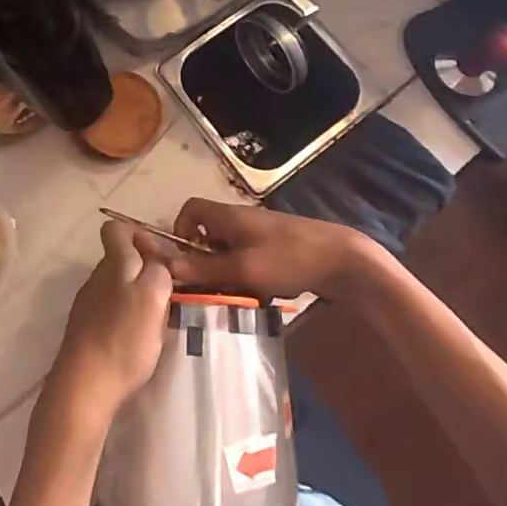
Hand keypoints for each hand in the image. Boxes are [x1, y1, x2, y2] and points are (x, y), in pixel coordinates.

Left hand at [52, 219, 173, 418]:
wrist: (84, 386)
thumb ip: (159, 270)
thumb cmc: (124, 337)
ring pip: (118, 285)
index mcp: (113, 263)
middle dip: (147, 269)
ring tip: (159, 318)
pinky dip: (127, 315)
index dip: (141, 234)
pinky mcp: (86, 328)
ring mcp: (88, 303)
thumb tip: (157, 262)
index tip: (163, 258)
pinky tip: (139, 338)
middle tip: (170, 292)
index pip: (118, 228)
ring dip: (139, 294)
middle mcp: (97, 277)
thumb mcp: (154, 296)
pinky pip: (112, 309)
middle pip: (122, 258)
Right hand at [134, 197, 389, 299]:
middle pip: (207, 234)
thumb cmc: (288, 259)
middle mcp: (240, 220)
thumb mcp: (241, 269)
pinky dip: (246, 276)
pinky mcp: (276, 248)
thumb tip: (164, 267)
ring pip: (228, 251)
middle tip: (210, 287)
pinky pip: (247, 259)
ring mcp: (260, 234)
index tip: (187, 260)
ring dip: (226, 273)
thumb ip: (203, 269)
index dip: (181, 231)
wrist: (342, 260)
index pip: (190, 209)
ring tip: (236, 296)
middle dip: (204, 262)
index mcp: (228, 217)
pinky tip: (259, 295)